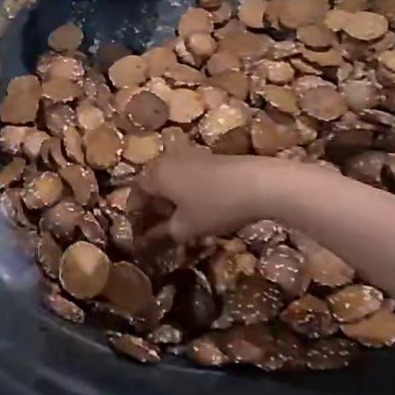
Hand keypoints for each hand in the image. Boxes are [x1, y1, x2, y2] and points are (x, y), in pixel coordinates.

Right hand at [137, 150, 291, 243]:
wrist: (259, 183)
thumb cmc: (214, 205)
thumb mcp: (187, 226)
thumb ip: (165, 233)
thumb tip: (152, 239)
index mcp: (156, 173)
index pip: (136, 190)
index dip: (135, 209)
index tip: (136, 225)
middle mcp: (169, 159)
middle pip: (153, 181)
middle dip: (153, 203)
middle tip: (155, 223)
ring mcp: (191, 155)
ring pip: (172, 177)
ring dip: (171, 196)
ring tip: (178, 217)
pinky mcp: (211, 158)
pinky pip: (188, 174)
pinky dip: (187, 190)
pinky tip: (198, 206)